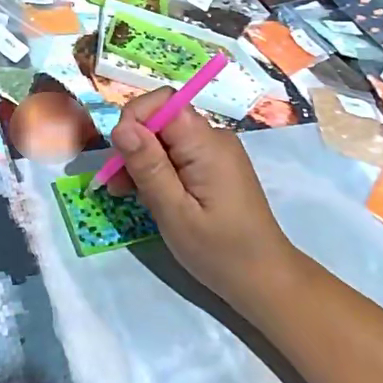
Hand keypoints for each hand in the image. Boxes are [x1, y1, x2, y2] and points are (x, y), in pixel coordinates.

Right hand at [106, 87, 301, 310]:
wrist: (266, 281)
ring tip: (126, 194)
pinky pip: (177, 155)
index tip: (119, 154)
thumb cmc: (220, 251)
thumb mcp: (175, 213)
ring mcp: (215, 152)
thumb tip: (121, 127)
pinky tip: (147, 195)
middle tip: (116, 184)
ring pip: (165, 139)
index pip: (163, 102)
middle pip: (161, 120)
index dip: (134, 118)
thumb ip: (148, 167)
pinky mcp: (214, 167)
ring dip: (141, 160)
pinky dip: (157, 170)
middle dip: (133, 145)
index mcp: (206, 143)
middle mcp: (213, 138)